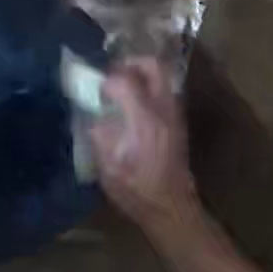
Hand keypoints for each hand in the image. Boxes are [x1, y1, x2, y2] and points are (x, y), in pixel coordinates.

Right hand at [88, 57, 199, 226]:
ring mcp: (174, 114)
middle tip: (111, 76)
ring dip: (139, 74)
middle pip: (152, 65)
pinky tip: (131, 106)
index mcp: (144, 120)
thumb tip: (94, 113)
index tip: (95, 92)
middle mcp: (163, 110)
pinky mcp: (178, 121)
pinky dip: (147, 87)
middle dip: (129, 63)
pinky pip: (163, 90)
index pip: (124, 80)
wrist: (171, 208)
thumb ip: (98, 133)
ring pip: (161, 75)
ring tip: (119, 89)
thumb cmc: (136, 190)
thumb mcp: (106, 165)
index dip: (106, 80)